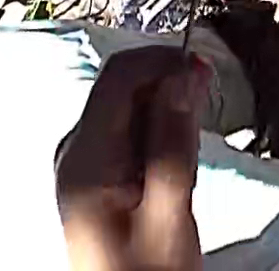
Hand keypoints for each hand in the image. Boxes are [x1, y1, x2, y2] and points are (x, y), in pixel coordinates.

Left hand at [55, 47, 208, 270]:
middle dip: (165, 84)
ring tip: (187, 155)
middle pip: (122, 85)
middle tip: (202, 110)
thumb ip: (174, 141)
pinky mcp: (98, 169)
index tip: (202, 68)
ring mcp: (84, 157)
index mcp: (85, 156)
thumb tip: (183, 72)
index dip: (160, 60)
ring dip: (165, 108)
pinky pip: (129, 126)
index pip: (118, 77)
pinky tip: (173, 163)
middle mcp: (76, 147)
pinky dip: (158, 128)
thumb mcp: (171, 217)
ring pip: (128, 103)